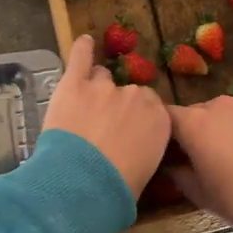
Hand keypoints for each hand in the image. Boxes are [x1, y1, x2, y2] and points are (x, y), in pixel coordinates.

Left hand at [41, 35, 171, 196]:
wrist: (83, 185)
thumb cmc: (117, 190)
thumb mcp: (144, 173)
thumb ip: (143, 152)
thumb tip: (134, 155)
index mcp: (158, 120)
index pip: (151, 108)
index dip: (136, 118)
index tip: (127, 130)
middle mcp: (136, 97)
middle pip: (127, 92)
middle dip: (116, 106)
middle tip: (103, 126)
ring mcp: (104, 87)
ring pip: (102, 78)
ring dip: (96, 88)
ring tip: (84, 105)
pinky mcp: (74, 85)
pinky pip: (80, 57)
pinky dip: (82, 49)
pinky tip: (84, 42)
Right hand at [166, 97, 232, 230]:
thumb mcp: (199, 194)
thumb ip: (178, 174)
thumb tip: (172, 166)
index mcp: (194, 122)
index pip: (167, 115)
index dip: (166, 131)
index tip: (169, 149)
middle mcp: (220, 105)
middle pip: (198, 112)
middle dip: (196, 129)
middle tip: (204, 156)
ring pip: (228, 112)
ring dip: (225, 127)